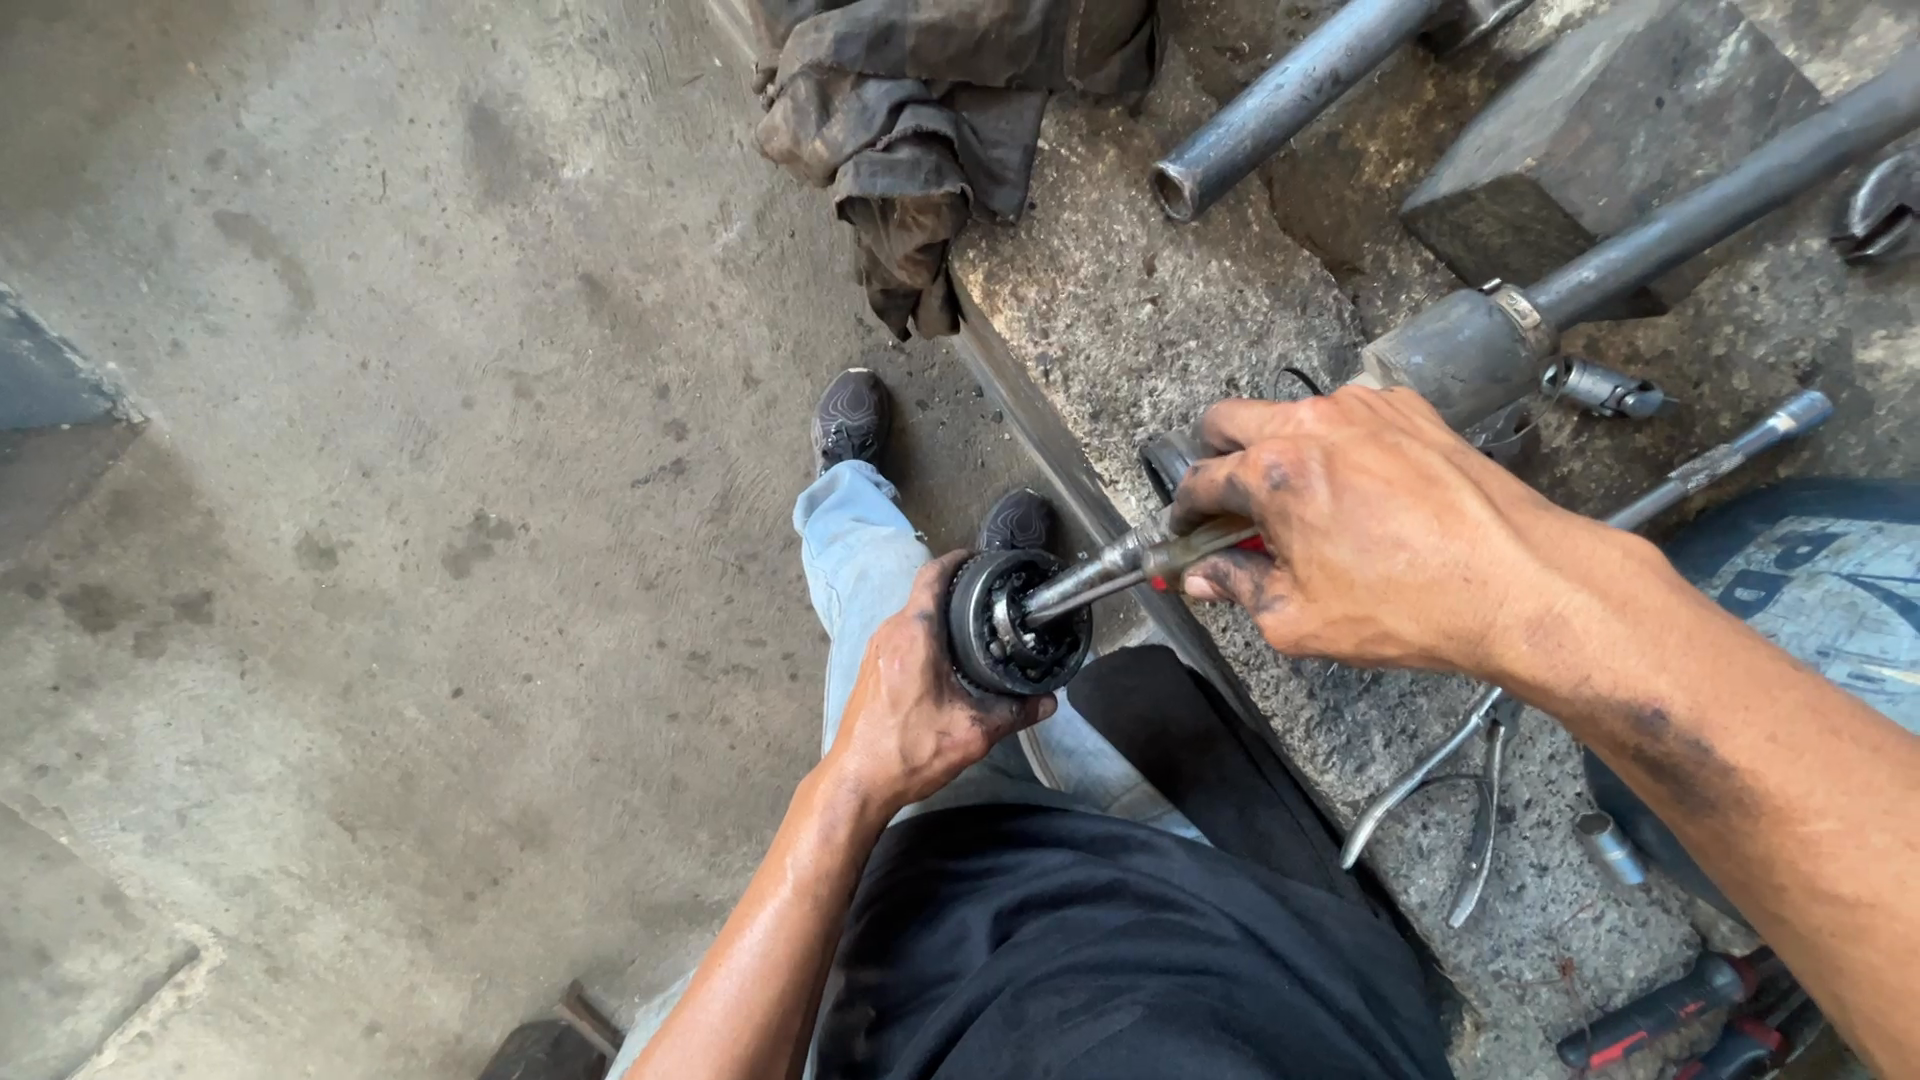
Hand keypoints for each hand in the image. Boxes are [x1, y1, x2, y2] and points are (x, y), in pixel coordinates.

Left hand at [822, 551, 1056, 811]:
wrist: (857, 781)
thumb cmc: (908, 752)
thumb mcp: (972, 733)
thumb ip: (1014, 713)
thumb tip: (1047, 702)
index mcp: (914, 635)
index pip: (933, 576)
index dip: (957, 559)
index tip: (980, 558)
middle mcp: (890, 633)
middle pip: (925, 594)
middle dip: (957, 591)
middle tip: (991, 598)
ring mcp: (876, 649)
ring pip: (913, 616)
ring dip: (941, 615)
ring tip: (976, 626)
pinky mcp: (871, 667)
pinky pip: (902, 635)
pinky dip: (926, 634)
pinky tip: (949, 657)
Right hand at [1171, 387, 1656, 676]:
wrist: (1523, 584)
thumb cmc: (1408, 605)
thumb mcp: (1296, 617)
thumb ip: (1235, 587)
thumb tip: (1202, 577)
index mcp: (1274, 471)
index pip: (1197, 481)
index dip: (1182, 512)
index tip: (1187, 531)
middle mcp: (1311, 424)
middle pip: (1225, 419)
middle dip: (1212, 459)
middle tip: (1229, 505)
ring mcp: (1364, 409)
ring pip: (1286, 413)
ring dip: (1273, 449)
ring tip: (1299, 502)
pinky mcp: (1409, 412)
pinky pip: (1345, 414)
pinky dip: (1331, 443)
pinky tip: (1353, 488)